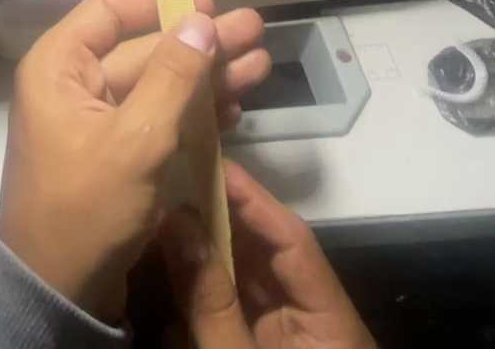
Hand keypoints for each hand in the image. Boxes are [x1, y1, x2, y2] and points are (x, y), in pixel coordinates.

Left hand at [0, 0, 269, 320]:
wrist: (58, 292)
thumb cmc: (86, 208)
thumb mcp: (134, 140)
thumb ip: (171, 77)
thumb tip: (201, 20)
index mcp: (59, 66)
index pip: (108, 11)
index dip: (158, 2)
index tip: (208, 3)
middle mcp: (74, 82)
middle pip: (143, 48)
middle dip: (200, 42)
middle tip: (255, 29)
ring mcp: (97, 118)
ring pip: (157, 84)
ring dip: (206, 76)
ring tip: (260, 62)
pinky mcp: (116, 150)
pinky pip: (157, 117)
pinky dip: (193, 111)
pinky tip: (234, 104)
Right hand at [159, 161, 375, 348]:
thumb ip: (209, 297)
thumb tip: (176, 217)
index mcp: (332, 323)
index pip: (294, 240)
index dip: (250, 197)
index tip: (207, 164)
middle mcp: (316, 318)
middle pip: (266, 250)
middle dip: (216, 222)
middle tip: (169, 191)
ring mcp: (288, 333)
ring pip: (244, 273)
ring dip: (203, 256)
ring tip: (162, 226)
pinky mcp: (264, 345)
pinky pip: (235, 302)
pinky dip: (202, 292)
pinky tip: (170, 279)